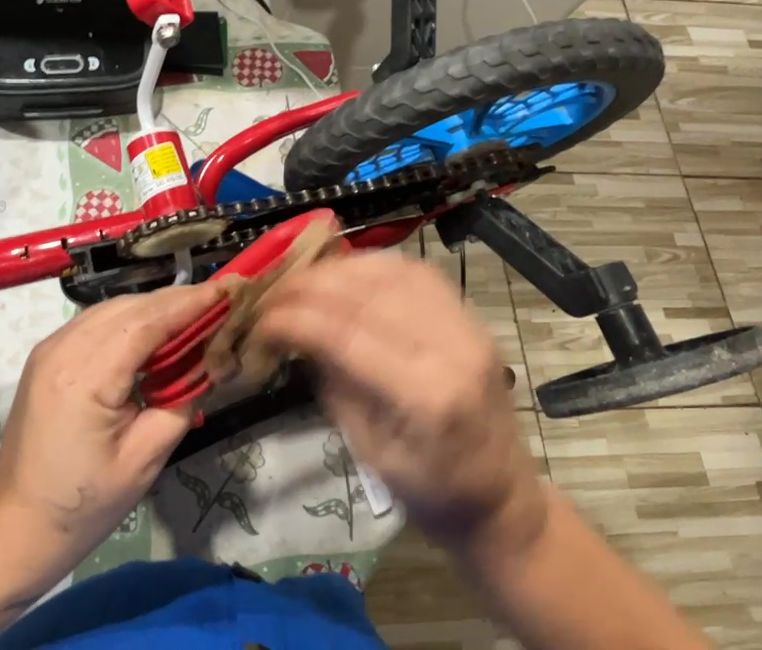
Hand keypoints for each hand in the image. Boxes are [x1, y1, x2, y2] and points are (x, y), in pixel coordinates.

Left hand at [0, 282, 217, 557]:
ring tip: (195, 315)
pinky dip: (128, 321)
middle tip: (219, 302)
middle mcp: (61, 349)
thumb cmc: (86, 502)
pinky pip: (94, 323)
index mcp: (84, 376)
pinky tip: (155, 332)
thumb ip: (181, 401)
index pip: (145, 322)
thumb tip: (211, 361)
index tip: (227, 291)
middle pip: (128, 308)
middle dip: (174, 301)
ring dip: (152, 309)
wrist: (20, 524)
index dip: (188, 304)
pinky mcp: (47, 356)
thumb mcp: (145, 458)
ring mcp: (49, 349)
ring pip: (110, 310)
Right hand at [251, 251, 542, 548]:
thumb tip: (291, 335)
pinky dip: (373, 264)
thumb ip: (333, 384)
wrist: (502, 497)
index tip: (259, 321)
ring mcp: (468, 326)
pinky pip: (417, 272)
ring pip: (392, 272)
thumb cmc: (431, 491)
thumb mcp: (368, 450)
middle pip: (366, 295)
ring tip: (300, 279)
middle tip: (269, 294)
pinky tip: (344, 272)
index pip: (345, 335)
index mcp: (426, 396)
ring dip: (338, 269)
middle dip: (308, 287)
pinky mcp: (471, 317)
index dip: (294, 320)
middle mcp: (452, 348)